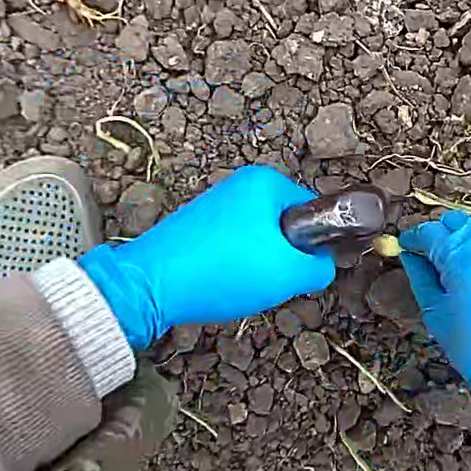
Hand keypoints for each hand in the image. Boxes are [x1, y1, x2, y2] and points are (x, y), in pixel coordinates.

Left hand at [78, 165, 336, 349]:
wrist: (148, 288)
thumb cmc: (217, 271)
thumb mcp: (289, 274)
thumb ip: (322, 267)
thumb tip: (323, 265)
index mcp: (266, 182)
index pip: (315, 213)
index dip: (315, 245)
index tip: (300, 266)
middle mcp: (241, 185)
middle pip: (289, 227)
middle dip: (286, 256)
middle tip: (272, 276)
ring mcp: (219, 204)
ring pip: (264, 240)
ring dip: (262, 263)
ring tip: (244, 281)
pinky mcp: (201, 226)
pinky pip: (238, 246)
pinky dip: (238, 266)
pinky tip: (226, 281)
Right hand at [398, 210, 470, 393]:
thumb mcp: (436, 313)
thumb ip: (421, 277)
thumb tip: (410, 255)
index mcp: (462, 258)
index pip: (432, 231)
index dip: (416, 236)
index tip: (410, 244)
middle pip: (460, 223)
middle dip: (445, 234)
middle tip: (438, 254)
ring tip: (467, 268)